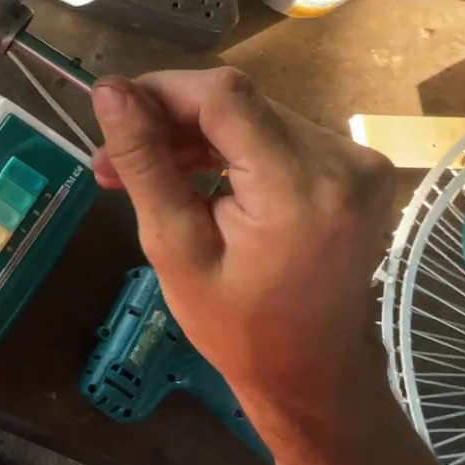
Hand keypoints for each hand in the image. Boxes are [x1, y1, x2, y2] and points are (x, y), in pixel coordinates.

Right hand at [89, 69, 396, 426]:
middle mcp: (342, 161)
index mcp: (300, 188)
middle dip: (165, 119)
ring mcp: (356, 162)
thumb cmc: (235, 325)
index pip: (223, 95)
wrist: (313, 374)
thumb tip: (108, 92)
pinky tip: (185, 173)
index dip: (159, 90)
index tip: (109, 112)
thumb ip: (144, 162)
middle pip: (235, 101)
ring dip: (187, 134)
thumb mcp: (172, 245)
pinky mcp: (352, 167)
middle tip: (111, 160)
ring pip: (248, 112)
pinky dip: (221, 145)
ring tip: (138, 170)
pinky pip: (270, 131)